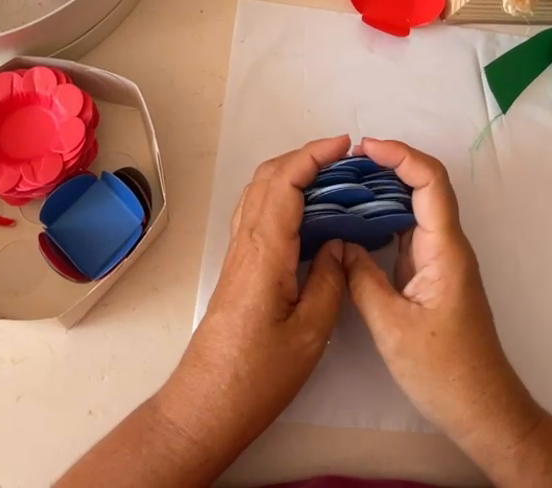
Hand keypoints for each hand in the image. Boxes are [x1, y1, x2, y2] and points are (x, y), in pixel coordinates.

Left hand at [155, 134, 351, 455]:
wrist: (207, 404)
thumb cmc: (258, 375)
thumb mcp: (310, 334)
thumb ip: (330, 281)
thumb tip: (339, 242)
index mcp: (265, 251)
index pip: (285, 182)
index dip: (313, 155)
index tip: (344, 145)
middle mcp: (247, 241)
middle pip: (268, 177)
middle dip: (305, 155)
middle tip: (343, 157)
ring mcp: (239, 252)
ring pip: (260, 192)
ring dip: (292, 171)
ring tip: (330, 176)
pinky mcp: (239, 266)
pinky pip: (259, 212)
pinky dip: (282, 194)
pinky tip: (307, 211)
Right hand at [339, 139, 537, 446]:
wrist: (483, 410)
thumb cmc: (443, 371)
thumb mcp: (392, 327)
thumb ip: (362, 279)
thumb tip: (338, 242)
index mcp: (444, 249)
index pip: (430, 181)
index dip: (400, 155)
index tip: (364, 148)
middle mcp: (447, 244)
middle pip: (425, 185)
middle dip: (389, 164)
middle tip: (346, 163)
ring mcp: (441, 258)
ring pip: (416, 206)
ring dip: (385, 188)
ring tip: (345, 183)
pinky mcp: (432, 274)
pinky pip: (409, 230)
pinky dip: (384, 216)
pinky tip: (357, 220)